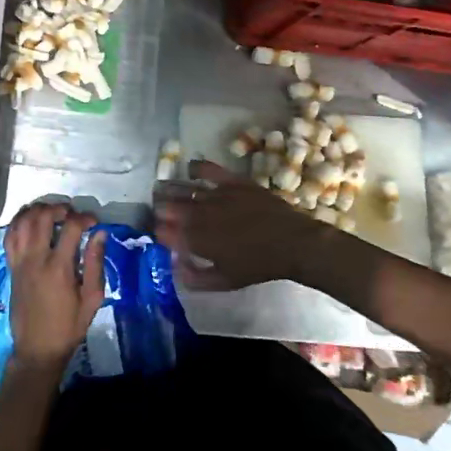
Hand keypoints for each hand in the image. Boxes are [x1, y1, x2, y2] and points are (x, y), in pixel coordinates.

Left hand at [4, 202, 106, 369]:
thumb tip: (100, 234)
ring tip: (52, 214)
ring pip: (21, 222)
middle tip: (72, 214)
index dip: (84, 218)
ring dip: (37, 211)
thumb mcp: (92, 298)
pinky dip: (20, 223)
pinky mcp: (11, 267)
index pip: (70, 227)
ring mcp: (19, 262)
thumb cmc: (69, 325)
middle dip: (59, 208)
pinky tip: (32, 223)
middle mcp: (35, 260)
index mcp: (59, 268)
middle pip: (41, 217)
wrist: (37, 348)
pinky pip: (10, 236)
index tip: (94, 222)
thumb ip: (95, 263)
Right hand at [155, 160, 341, 290]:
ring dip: (171, 189)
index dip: (158, 231)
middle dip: (160, 209)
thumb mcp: (224, 281)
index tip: (159, 233)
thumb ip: (195, 278)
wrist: (291, 243)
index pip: (164, 232)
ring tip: (164, 190)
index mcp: (196, 240)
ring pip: (184, 188)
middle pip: (169, 207)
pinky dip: (196, 168)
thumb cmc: (258, 266)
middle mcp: (201, 215)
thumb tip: (176, 266)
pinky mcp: (233, 182)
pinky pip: (208, 170)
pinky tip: (190, 169)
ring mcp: (217, 195)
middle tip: (159, 211)